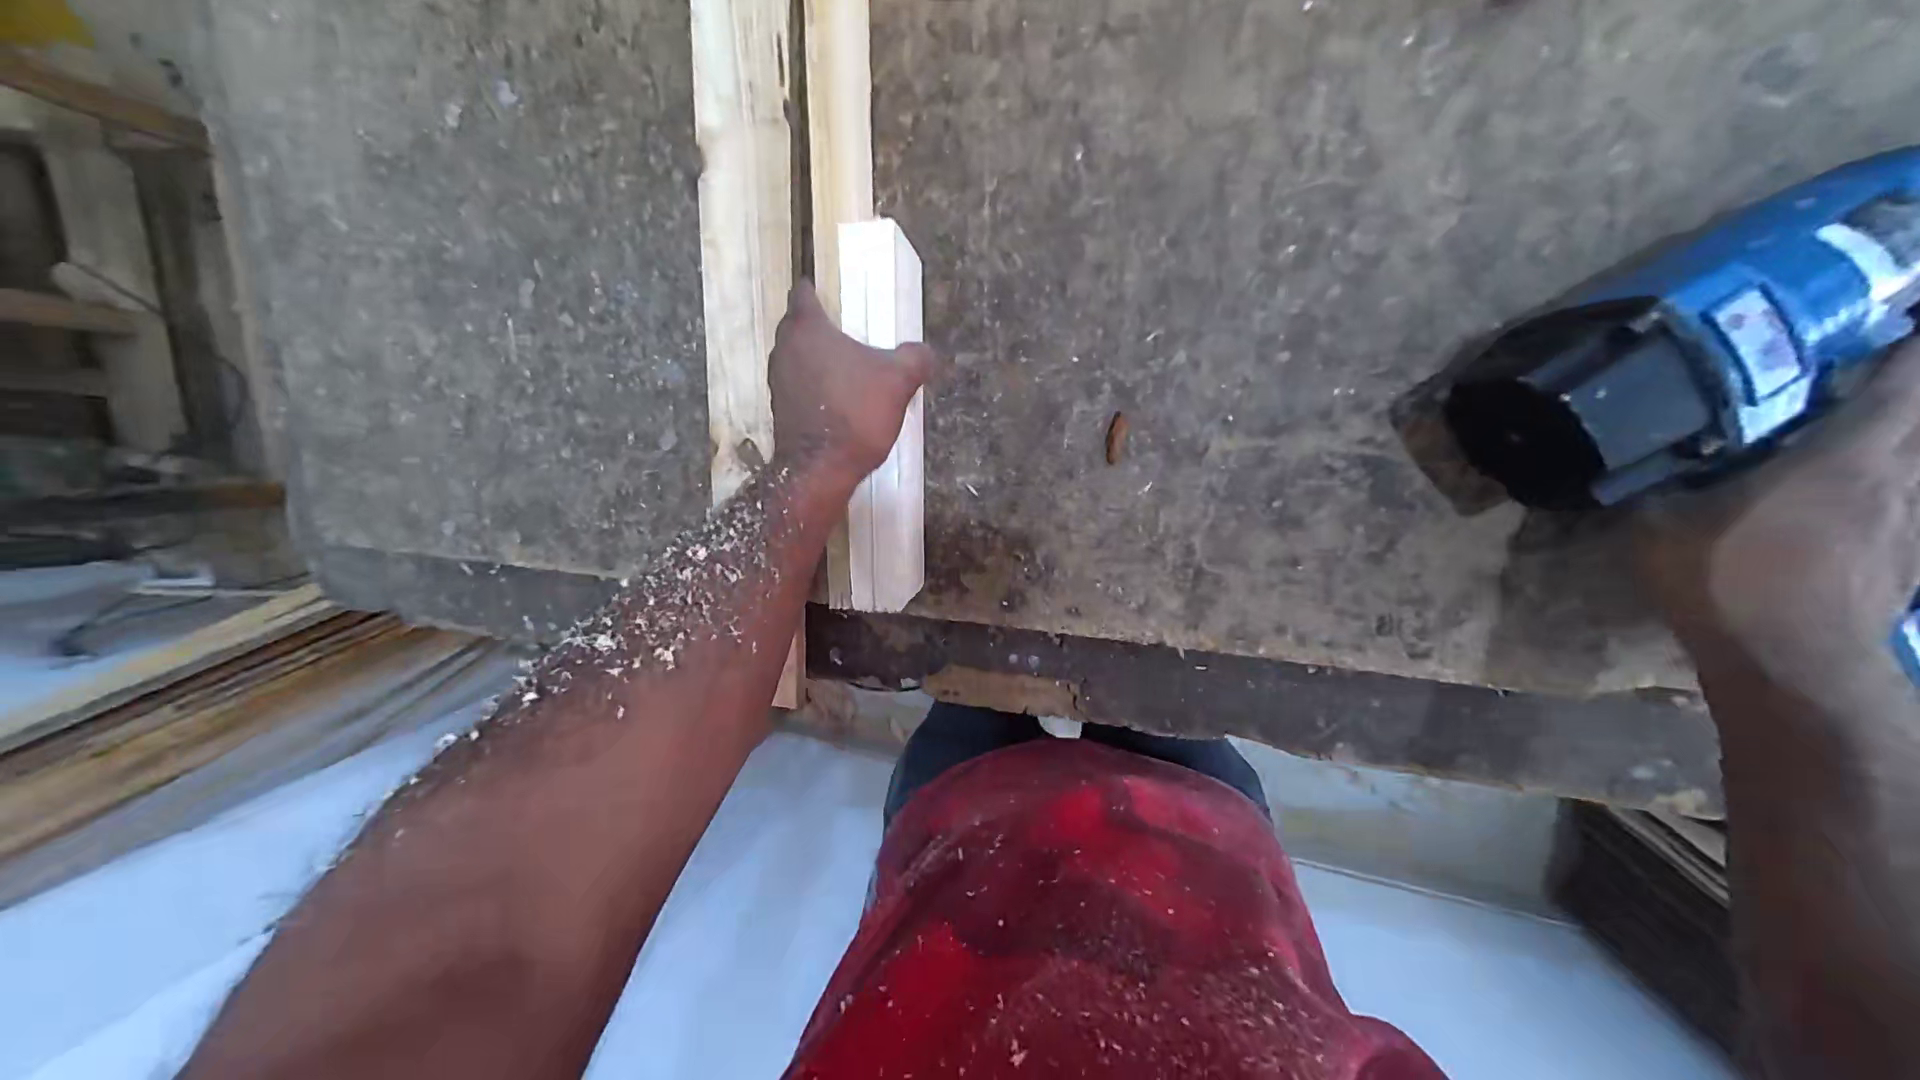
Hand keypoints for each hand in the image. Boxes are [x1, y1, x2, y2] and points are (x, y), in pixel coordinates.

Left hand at [770, 282, 935, 487]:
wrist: (821, 469)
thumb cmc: (857, 413)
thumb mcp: (899, 381)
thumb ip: (915, 358)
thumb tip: (926, 353)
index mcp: (807, 328)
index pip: (804, 293)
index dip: (817, 289)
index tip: (833, 293)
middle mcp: (784, 348)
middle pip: (798, 325)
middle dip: (821, 327)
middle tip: (850, 334)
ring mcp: (776, 380)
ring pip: (797, 356)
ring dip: (817, 359)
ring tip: (847, 369)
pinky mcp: (778, 408)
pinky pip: (798, 384)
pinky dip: (814, 386)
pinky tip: (838, 401)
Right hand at [1637, 340, 1919, 697]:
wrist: (1792, 657)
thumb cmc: (1726, 579)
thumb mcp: (1658, 525)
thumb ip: (1650, 481)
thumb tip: (1624, 451)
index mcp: (1846, 455)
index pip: (1910, 373)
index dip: (1909, 332)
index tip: (1881, 309)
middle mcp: (1900, 472)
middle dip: (1899, 374)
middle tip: (1849, 354)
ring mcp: (1912, 511)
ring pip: (1916, 447)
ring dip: (1891, 424)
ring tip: (1837, 415)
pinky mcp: (1908, 544)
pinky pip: (1906, 486)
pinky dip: (1887, 468)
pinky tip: (1841, 482)